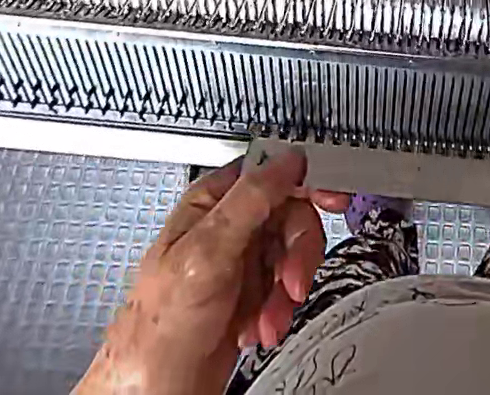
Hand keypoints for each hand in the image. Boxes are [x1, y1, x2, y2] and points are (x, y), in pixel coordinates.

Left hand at [74, 151, 348, 394]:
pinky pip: (285, 284)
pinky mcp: (249, 290)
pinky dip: (279, 307)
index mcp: (213, 202)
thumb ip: (251, 200)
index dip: (306, 181)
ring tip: (269, 316)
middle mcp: (227, 225)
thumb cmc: (158, 330)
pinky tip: (259, 326)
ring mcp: (239, 258)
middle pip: (291, 215)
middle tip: (294, 280)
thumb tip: (289, 159)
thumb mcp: (208, 253)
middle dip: (297, 253)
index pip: (273, 172)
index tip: (331, 198)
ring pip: (291, 252)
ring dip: (287, 288)